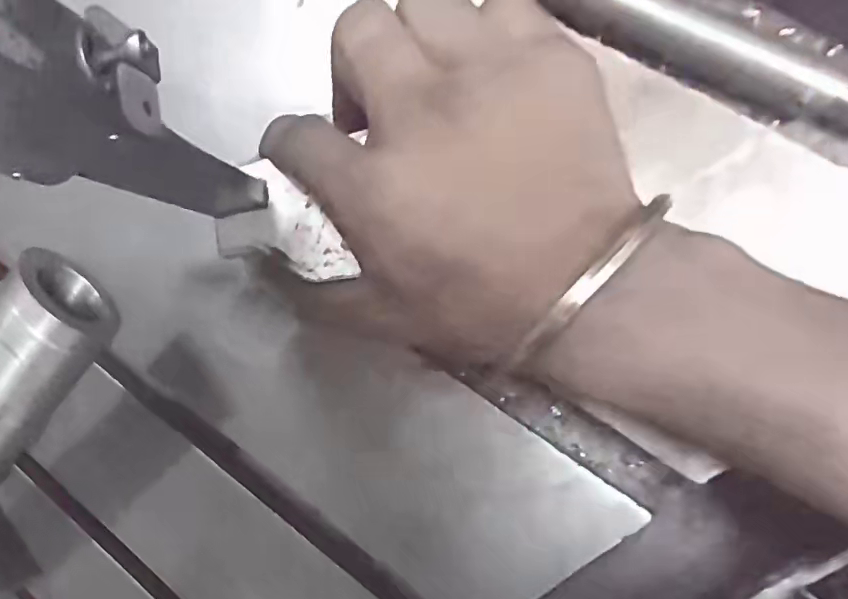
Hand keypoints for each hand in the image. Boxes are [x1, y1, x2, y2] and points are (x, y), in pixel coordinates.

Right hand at [261, 0, 638, 367]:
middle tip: (373, 115)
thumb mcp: (383, 319)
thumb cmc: (476, 310)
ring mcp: (487, 71)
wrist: (579, 290)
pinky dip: (480, 33)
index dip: (287, 144)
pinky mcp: (547, 53)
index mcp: (373, 186)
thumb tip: (268, 271)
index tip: (301, 153)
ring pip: (421, 2)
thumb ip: (316, 293)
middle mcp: (419, 111)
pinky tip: (486, 77)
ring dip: (412, 44)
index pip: (296, 135)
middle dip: (349, 71)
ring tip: (432, 90)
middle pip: (354, 30)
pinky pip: (497, 3)